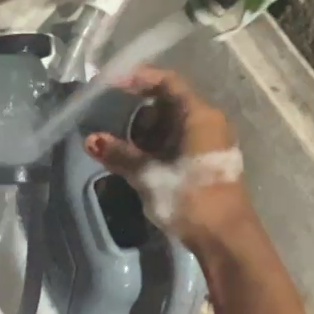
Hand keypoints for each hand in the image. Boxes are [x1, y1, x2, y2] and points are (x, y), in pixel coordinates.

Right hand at [83, 68, 252, 247]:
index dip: (138, 78)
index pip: (167, 82)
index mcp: (198, 116)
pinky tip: (132, 159)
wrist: (223, 236)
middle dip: (135, 110)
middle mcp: (206, 122)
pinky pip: (173, 141)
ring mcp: (206, 142)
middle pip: (166, 103)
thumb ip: (119, 154)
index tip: (109, 82)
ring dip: (141, 131)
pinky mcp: (202, 161)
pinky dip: (152, 145)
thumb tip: (90, 139)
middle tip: (106, 118)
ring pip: (169, 124)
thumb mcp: (148, 175)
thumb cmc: (189, 197)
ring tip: (115, 142)